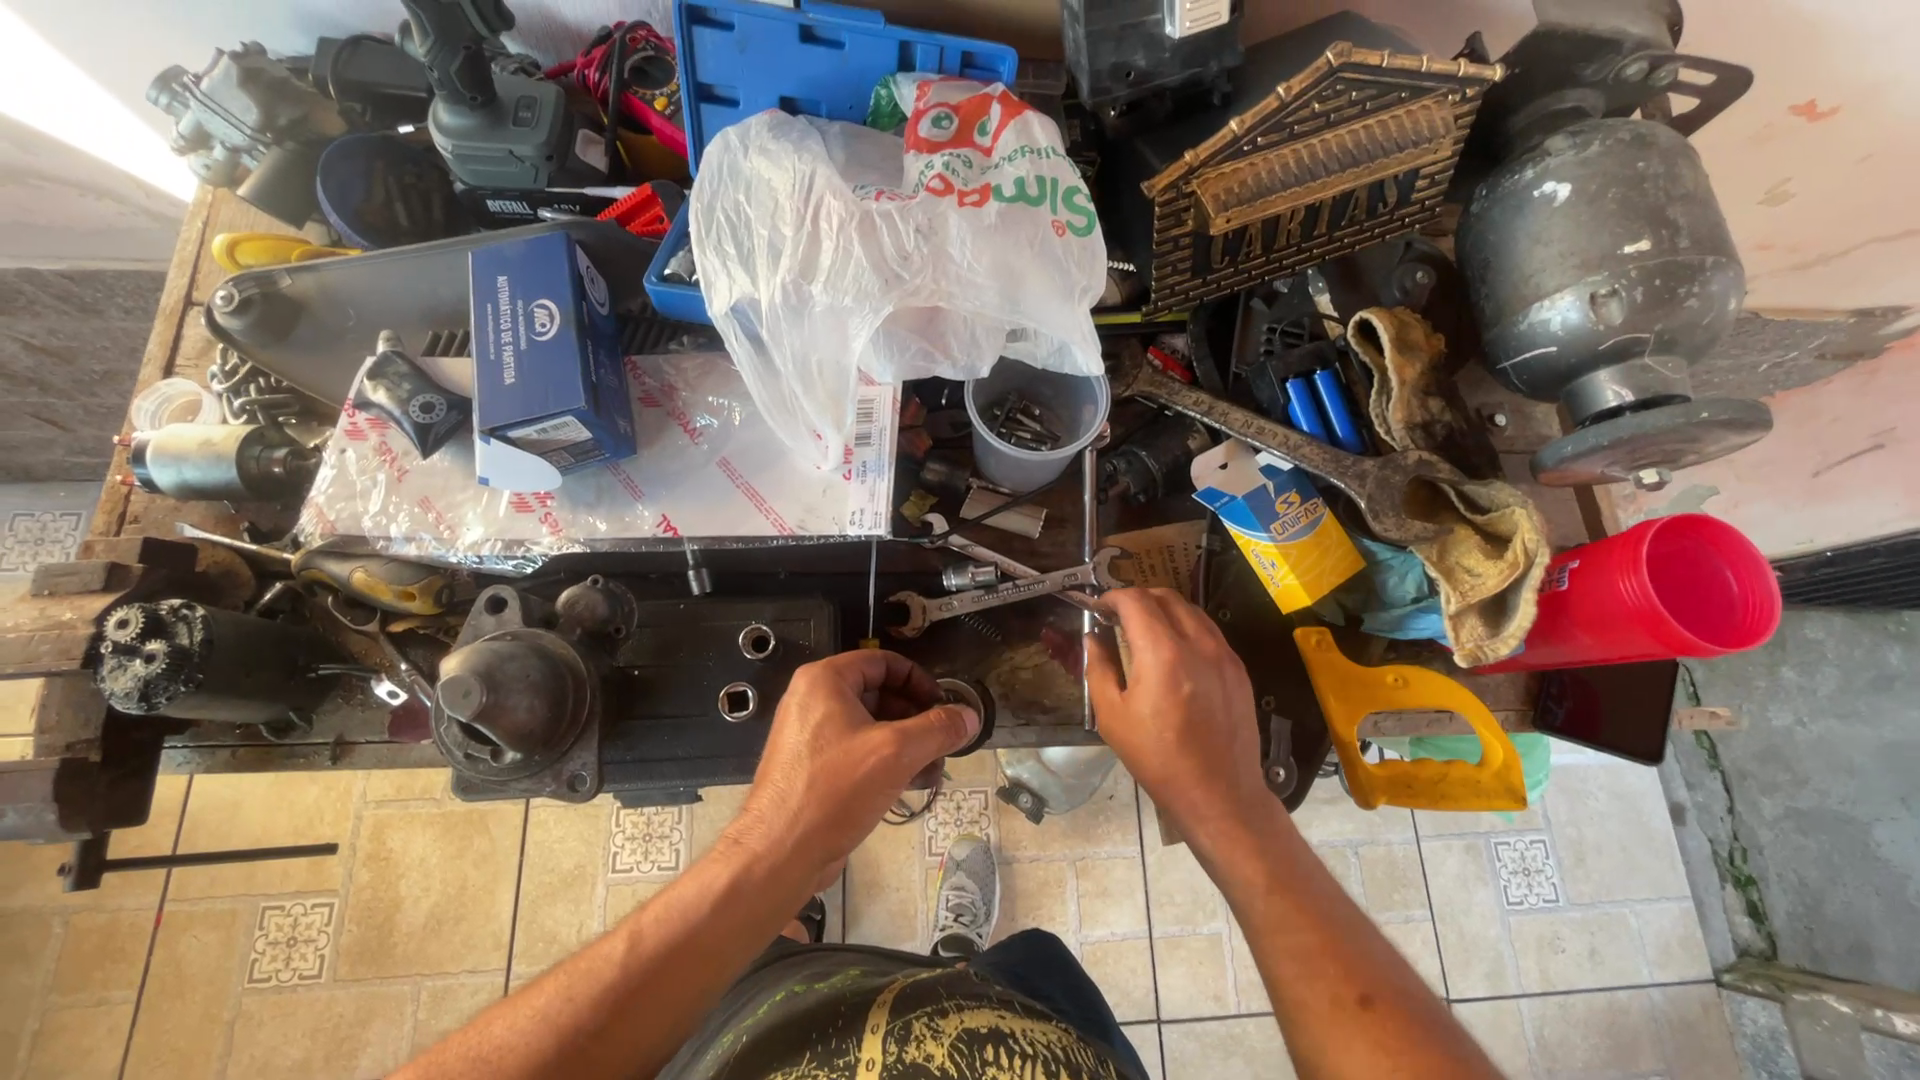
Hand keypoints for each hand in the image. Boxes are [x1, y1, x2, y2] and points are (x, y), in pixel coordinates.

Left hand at [728, 650, 978, 875]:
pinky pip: (858, 752)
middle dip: (917, 718)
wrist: (779, 853)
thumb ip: (938, 729)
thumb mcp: (896, 752)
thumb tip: (971, 715)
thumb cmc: (834, 790)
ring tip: (934, 770)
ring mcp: (811, 736)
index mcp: (825, 681)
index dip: (919, 681)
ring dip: (907, 744)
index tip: (945, 706)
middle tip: (944, 743)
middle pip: (879, 694)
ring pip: (871, 727)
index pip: (884, 662)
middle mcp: (814, 700)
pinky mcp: (813, 768)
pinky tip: (912, 785)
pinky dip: (886, 762)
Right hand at [1087, 588, 1269, 838]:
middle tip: (1118, 617)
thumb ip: (1098, 668)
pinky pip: (1209, 631)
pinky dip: (1187, 627)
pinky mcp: (1238, 668)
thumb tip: (1091, 638)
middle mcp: (1197, 643)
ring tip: (1145, 631)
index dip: (1112, 597)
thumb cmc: (1157, 759)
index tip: (1099, 608)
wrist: (1219, 793)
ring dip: (1163, 610)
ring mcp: (1223, 654)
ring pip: (1191, 610)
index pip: (1135, 600)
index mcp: (1162, 653)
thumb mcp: (1112, 716)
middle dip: (1137, 599)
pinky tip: (1174, 652)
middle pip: (1165, 596)